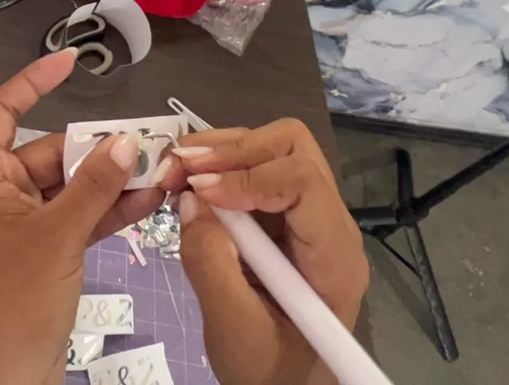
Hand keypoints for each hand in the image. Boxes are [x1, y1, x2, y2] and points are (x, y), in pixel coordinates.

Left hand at [0, 49, 167, 384]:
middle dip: (97, 148)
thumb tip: (124, 142)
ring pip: (72, 184)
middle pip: (52, 151)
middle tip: (147, 141)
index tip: (70, 62)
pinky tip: (148, 200)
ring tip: (159, 168)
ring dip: (111, 179)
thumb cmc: (16, 295)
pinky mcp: (48, 248)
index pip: (4, 110)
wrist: (6, 373)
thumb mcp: (58, 235)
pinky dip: (109, 209)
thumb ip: (94, 187)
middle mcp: (3, 190)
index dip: (34, 81)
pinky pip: (80, 215)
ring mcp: (27, 221)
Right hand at [172, 119, 369, 384]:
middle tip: (182, 167)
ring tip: (175, 170)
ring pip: (269, 147)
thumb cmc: (267, 371)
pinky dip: (215, 164)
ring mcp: (306, 213)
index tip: (200, 191)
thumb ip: (211, 264)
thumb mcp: (234, 331)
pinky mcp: (281, 212)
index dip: (248, 174)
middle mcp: (328, 222)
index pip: (303, 180)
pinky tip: (186, 183)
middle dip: (232, 148)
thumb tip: (189, 199)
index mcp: (333, 256)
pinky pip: (252, 166)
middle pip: (290, 146)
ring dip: (218, 151)